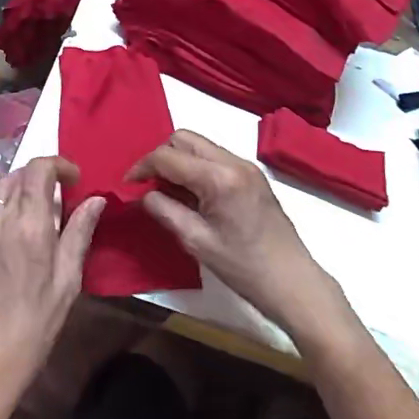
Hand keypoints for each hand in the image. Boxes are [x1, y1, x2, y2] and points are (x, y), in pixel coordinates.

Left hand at [0, 158, 104, 390]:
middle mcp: (3, 219)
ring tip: (36, 199)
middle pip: (20, 174)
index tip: (74, 179)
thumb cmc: (39, 318)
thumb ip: (80, 232)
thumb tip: (96, 199)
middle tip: (61, 193)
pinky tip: (1, 197)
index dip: (59, 165)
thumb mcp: (69, 277)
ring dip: (20, 182)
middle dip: (43, 174)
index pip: (39, 170)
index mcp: (32, 226)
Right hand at [128, 131, 341, 333]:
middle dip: (161, 157)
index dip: (142, 166)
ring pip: (201, 146)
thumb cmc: (243, 267)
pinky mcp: (253, 176)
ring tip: (167, 192)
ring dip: (179, 161)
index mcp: (219, 177)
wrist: (291, 280)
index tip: (127, 185)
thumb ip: (165, 211)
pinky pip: (215, 158)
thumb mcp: (196, 241)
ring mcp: (247, 166)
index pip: (168, 155)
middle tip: (148, 186)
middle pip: (185, 138)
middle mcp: (234, 161)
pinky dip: (196, 168)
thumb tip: (144, 195)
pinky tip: (191, 195)